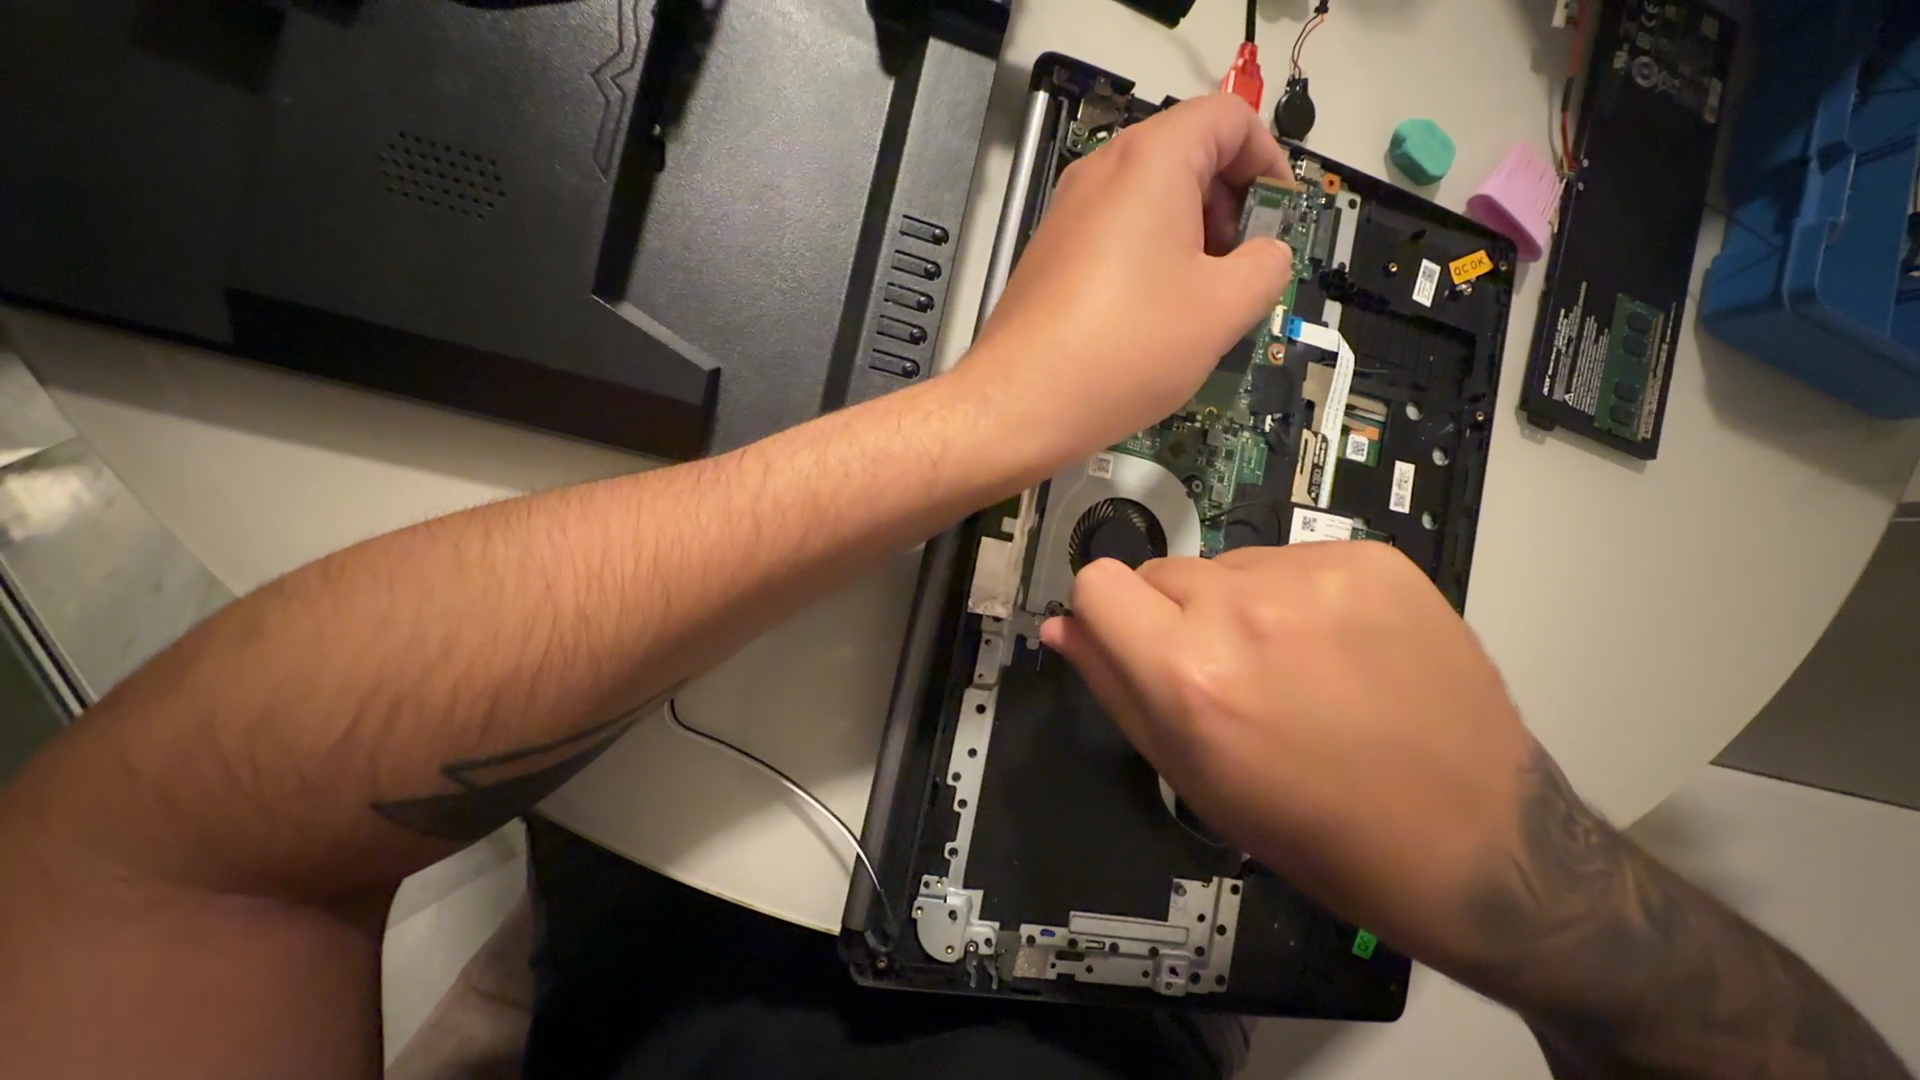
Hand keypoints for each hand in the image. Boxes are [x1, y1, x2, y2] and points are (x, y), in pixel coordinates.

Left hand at [962, 94, 1294, 464]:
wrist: (1020, 404)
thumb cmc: (1122, 350)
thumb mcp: (1223, 309)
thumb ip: (1268, 265)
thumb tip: (1267, 255)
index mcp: (1149, 161)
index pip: (1229, 117)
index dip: (1269, 160)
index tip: (1281, 216)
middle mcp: (1101, 172)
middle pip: (1189, 156)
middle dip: (1232, 205)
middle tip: (1243, 267)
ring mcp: (1069, 213)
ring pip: (1152, 202)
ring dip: (1193, 240)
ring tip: (1203, 303)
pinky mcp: (1052, 255)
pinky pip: (1118, 236)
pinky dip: (1152, 260)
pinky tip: (1157, 318)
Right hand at [1040, 543, 1535, 970]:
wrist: (1474, 840)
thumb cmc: (1312, 829)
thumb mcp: (1192, 775)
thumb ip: (1115, 689)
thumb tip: (1063, 628)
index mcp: (1189, 673)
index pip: (1097, 584)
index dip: (1106, 617)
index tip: (1136, 647)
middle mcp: (1246, 608)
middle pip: (1160, 571)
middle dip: (1174, 616)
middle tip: (1229, 677)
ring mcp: (1317, 576)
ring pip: (1227, 565)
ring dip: (1238, 605)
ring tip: (1294, 668)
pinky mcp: (1375, 560)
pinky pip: (1294, 559)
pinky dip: (1298, 597)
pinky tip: (1340, 650)